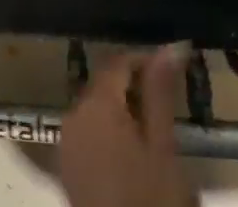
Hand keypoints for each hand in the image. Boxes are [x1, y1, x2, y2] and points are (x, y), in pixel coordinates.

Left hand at [57, 47, 196, 206]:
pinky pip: (87, 130)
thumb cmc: (149, 197)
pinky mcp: (67, 164)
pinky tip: (132, 148)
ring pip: (95, 108)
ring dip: (121, 108)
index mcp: (95, 105)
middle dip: (133, 85)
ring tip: (154, 126)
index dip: (143, 60)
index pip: (116, 63)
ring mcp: (66, 141)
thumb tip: (172, 45)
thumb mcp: (162, 145)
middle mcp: (72, 115)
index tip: (171, 68)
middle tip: (168, 101)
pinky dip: (108, 129)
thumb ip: (161, 92)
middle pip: (103, 84)